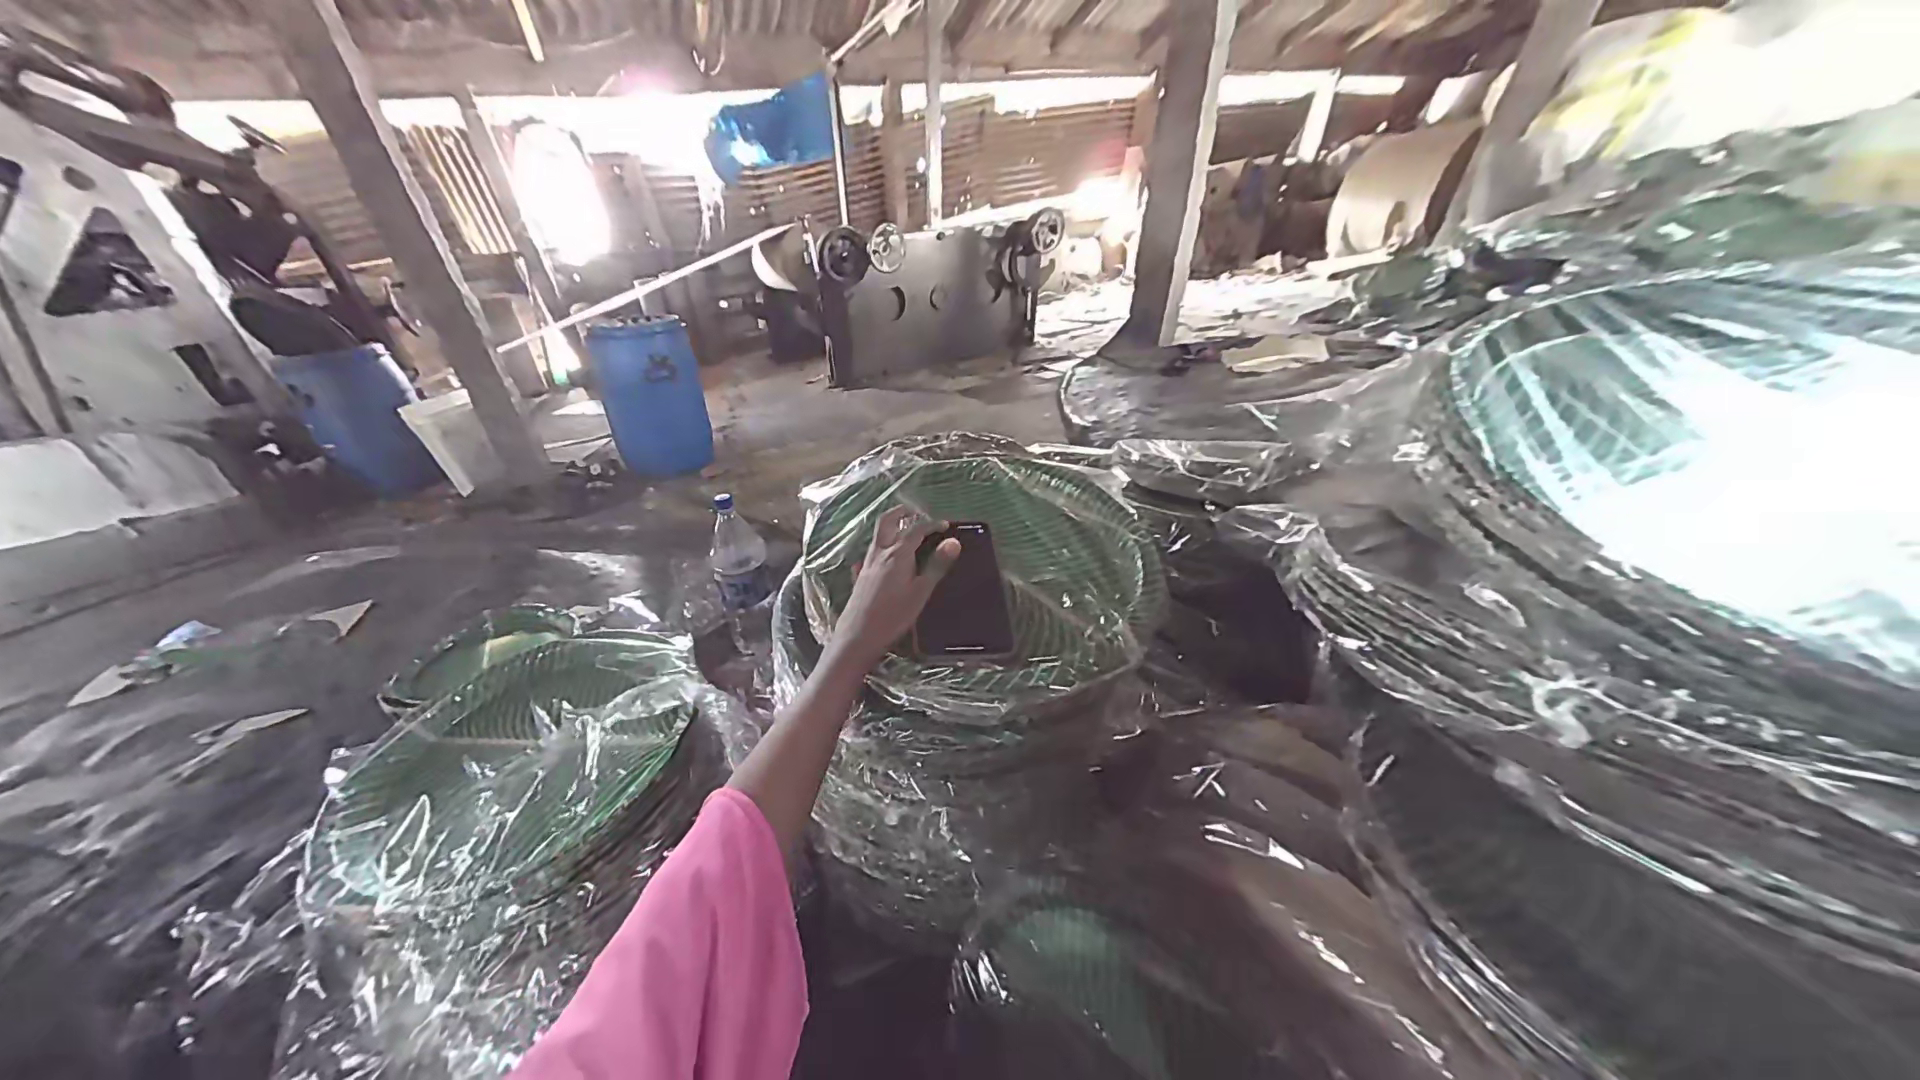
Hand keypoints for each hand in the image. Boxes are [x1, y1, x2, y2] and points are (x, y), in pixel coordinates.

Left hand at [825, 506, 959, 672]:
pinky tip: (885, 557)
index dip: (932, 524)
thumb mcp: (921, 591)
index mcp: (897, 554)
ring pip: (878, 535)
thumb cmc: (893, 615)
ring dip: (891, 526)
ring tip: (903, 528)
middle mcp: (880, 553)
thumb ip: (936, 565)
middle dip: (901, 512)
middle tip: (914, 510)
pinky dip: (881, 545)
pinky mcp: (860, 576)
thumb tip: (954, 542)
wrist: (858, 636)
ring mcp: (867, 563)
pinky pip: (871, 551)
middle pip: (887, 522)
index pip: (916, 529)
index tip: (945, 525)